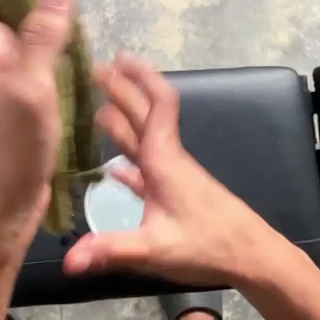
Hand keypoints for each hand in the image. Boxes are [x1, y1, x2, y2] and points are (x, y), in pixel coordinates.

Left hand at [0, 0, 75, 251]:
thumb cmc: (10, 150)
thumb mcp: (30, 86)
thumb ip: (41, 36)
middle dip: (28, 3)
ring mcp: (3, 92)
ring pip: (19, 48)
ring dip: (45, 35)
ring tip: (82, 29)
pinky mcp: (19, 115)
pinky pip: (34, 76)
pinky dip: (52, 65)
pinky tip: (77, 70)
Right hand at [63, 55, 291, 286]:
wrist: (252, 259)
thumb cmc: (208, 245)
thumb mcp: (154, 249)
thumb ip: (110, 250)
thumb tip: (68, 261)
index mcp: (164, 160)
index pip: (156, 104)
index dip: (138, 77)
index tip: (117, 58)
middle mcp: (168, 161)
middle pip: (144, 116)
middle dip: (122, 91)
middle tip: (94, 71)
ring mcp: (173, 177)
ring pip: (144, 140)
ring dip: (124, 122)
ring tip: (98, 108)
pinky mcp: (176, 195)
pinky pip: (147, 169)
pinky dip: (129, 162)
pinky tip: (114, 168)